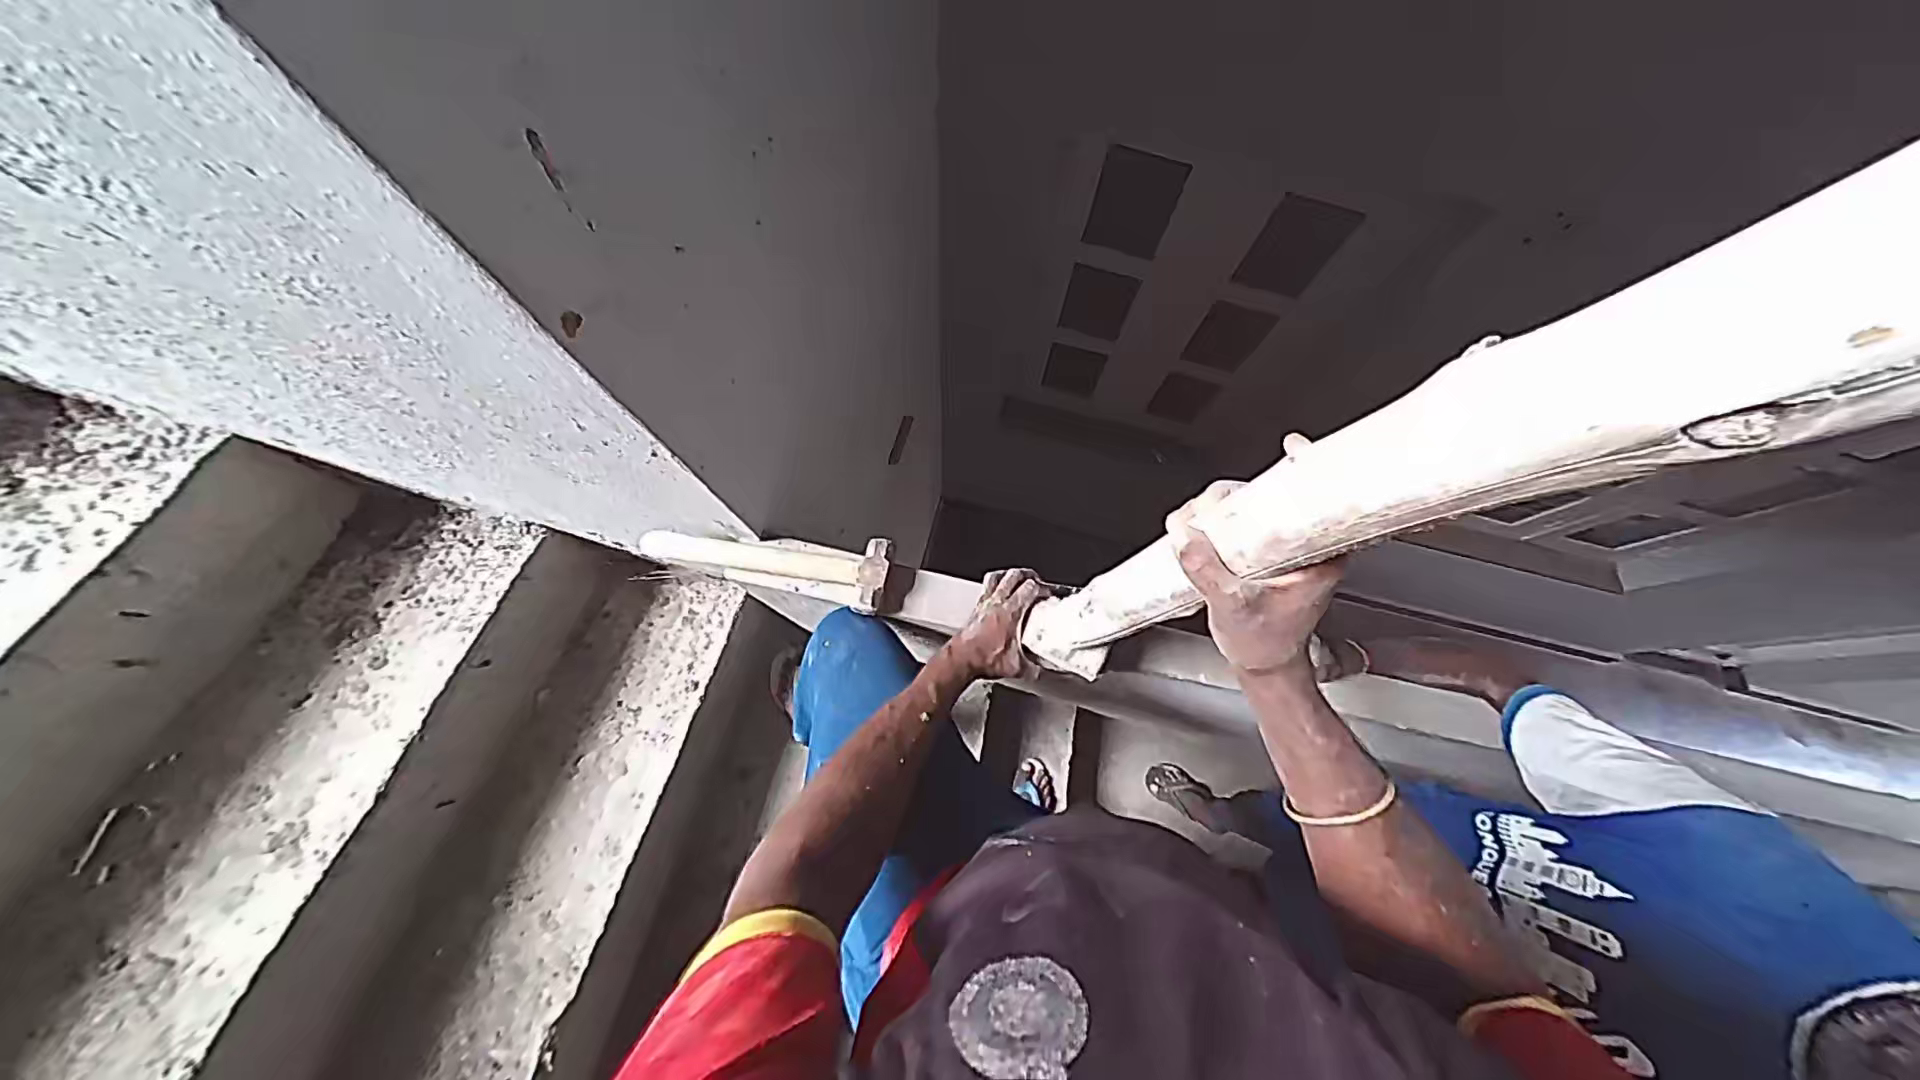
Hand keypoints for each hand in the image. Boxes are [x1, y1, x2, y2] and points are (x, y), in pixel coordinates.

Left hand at [945, 568, 1048, 678]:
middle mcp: (996, 603)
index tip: (1049, 593)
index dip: (1043, 587)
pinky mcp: (975, 608)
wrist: (960, 660)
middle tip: (1036, 580)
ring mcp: (984, 603)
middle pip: (1014, 575)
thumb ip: (1032, 668)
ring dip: (1008, 575)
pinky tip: (997, 593)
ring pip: (997, 577)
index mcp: (1010, 612)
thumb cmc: (983, 659)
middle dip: (1028, 575)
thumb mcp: (1016, 667)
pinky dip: (994, 585)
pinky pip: (986, 588)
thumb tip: (1040, 670)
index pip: (1030, 588)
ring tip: (1016, 579)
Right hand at [1168, 475, 1344, 674]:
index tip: (1293, 450)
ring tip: (1195, 525)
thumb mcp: (1233, 607)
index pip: (1317, 499)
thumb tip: (1185, 537)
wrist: (1263, 665)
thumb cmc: (1264, 643)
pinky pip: (1241, 523)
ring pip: (1252, 508)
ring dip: (1219, 509)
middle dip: (1233, 496)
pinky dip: (1218, 520)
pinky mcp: (1260, 554)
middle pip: (1274, 496)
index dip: (1304, 469)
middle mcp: (1302, 547)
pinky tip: (1201, 527)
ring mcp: (1280, 549)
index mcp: (1316, 556)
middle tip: (1205, 512)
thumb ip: (1207, 572)